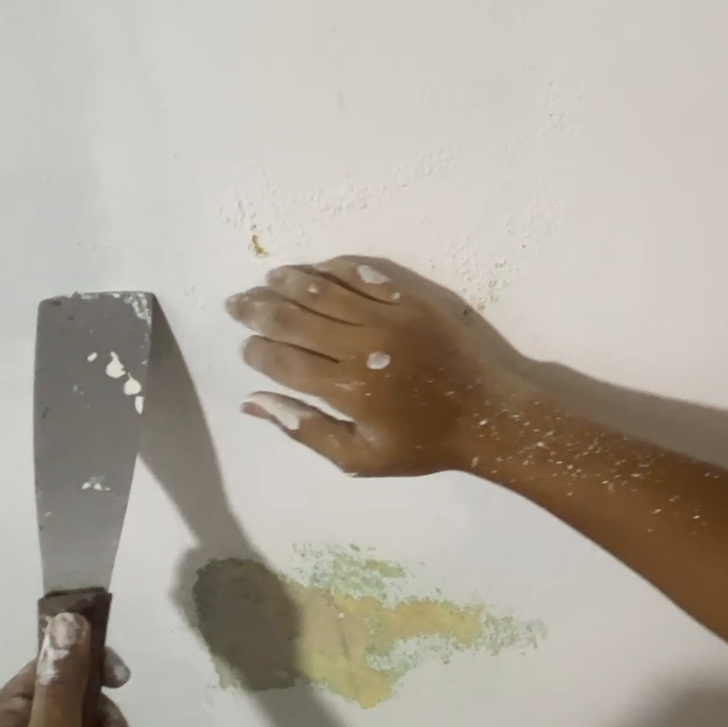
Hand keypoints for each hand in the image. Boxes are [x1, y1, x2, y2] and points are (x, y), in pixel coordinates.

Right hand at [226, 256, 522, 475]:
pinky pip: (364, 273)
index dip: (257, 350)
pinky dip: (334, 268)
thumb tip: (252, 402)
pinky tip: (315, 269)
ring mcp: (390, 316)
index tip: (246, 346)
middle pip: (295, 318)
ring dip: (289, 282)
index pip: (283, 360)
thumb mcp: (361, 458)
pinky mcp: (414, 299)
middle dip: (258, 310)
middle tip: (237, 303)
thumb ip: (305, 430)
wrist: (490, 414)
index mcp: (348, 390)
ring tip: (267, 280)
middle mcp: (363, 346)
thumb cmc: (424, 443)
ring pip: (324, 289)